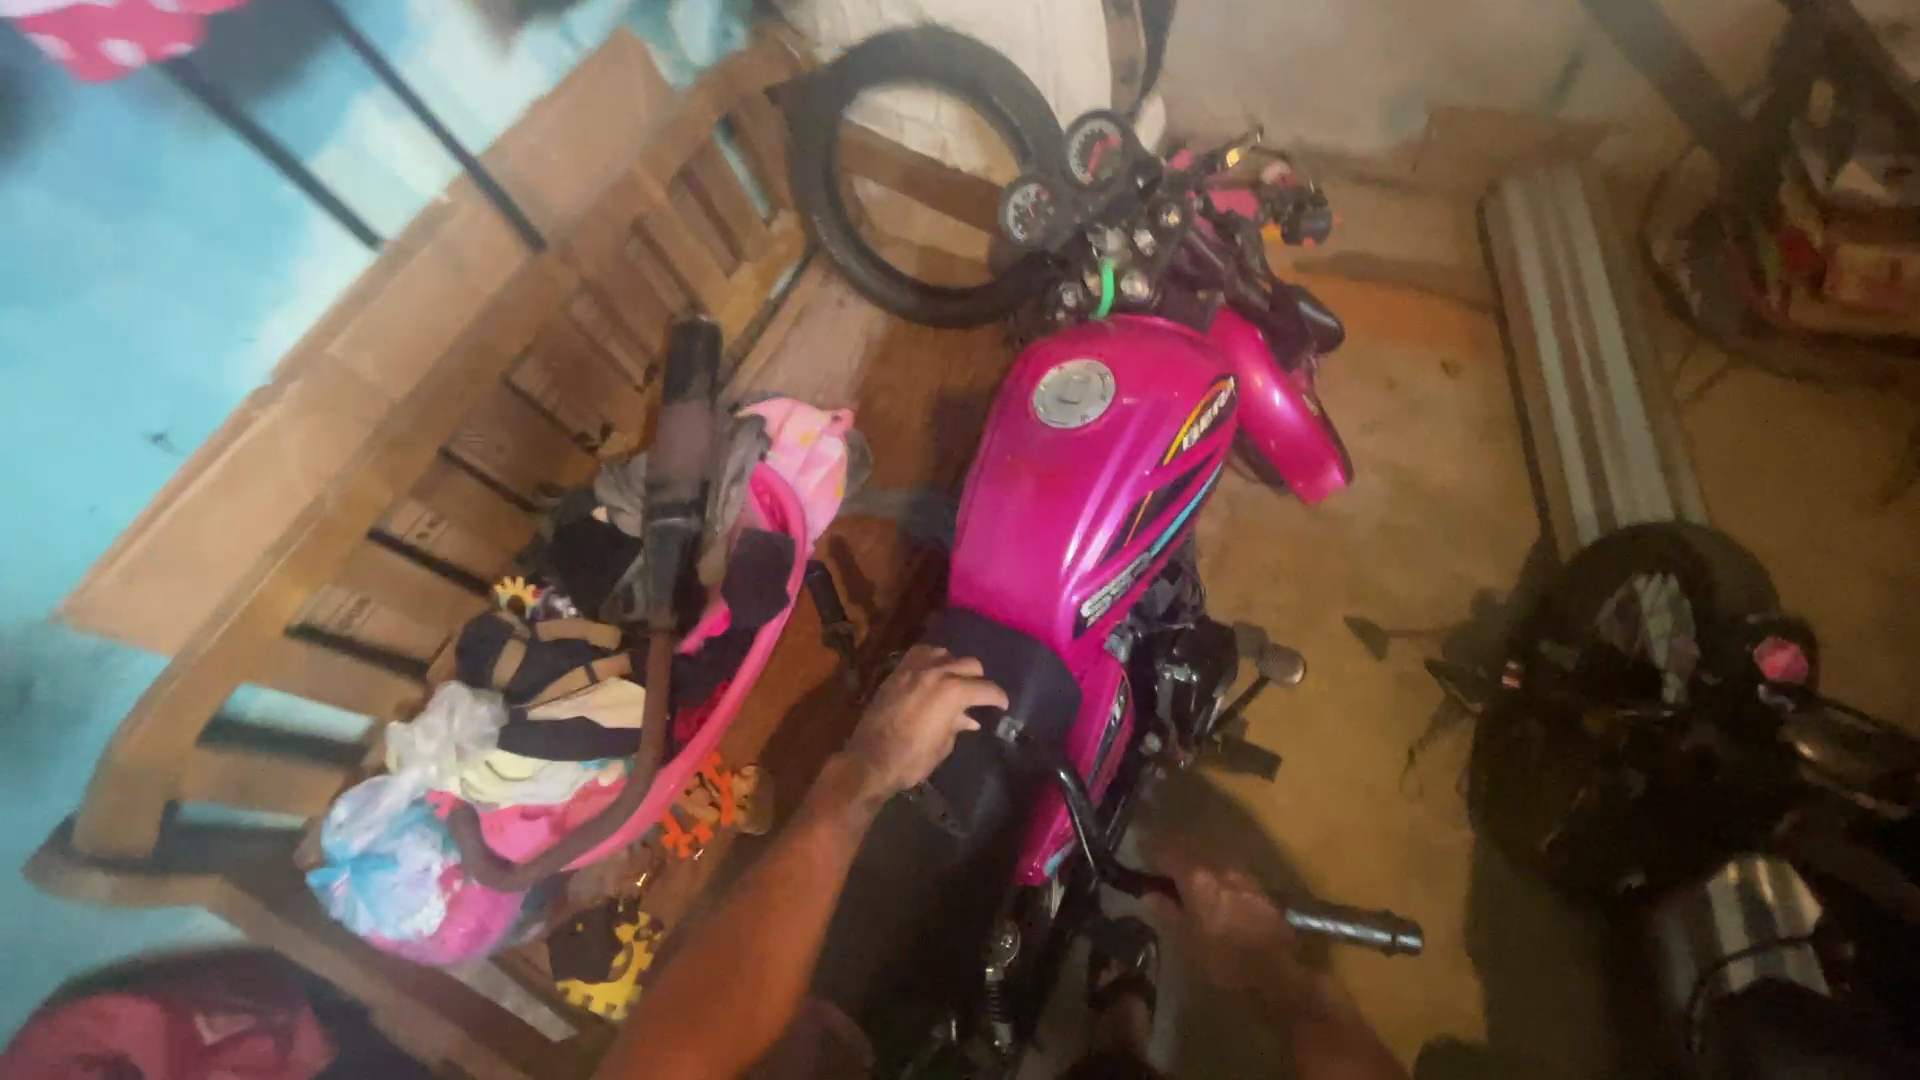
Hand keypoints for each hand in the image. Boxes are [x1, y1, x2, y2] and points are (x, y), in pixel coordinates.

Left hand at [841, 646, 1007, 802]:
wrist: (870, 759)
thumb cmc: (911, 759)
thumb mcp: (943, 745)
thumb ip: (958, 725)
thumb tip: (968, 719)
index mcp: (954, 692)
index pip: (986, 688)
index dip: (998, 698)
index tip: (1002, 705)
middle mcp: (937, 672)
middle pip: (970, 664)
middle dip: (979, 681)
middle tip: (978, 697)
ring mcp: (915, 668)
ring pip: (946, 653)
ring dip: (954, 666)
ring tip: (954, 682)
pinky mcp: (897, 671)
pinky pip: (921, 653)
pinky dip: (932, 659)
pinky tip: (932, 672)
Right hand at [1144, 846, 1308, 1006]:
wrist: (1281, 978)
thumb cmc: (1226, 964)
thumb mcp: (1187, 943)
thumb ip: (1166, 914)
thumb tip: (1148, 894)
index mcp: (1197, 879)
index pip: (1168, 852)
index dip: (1151, 846)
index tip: (1138, 841)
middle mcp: (1220, 869)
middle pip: (1191, 849)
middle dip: (1173, 848)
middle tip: (1158, 851)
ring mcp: (1243, 877)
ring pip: (1212, 858)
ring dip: (1195, 858)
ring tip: (1184, 866)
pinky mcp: (1260, 889)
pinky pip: (1229, 871)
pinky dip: (1214, 871)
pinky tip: (1213, 882)